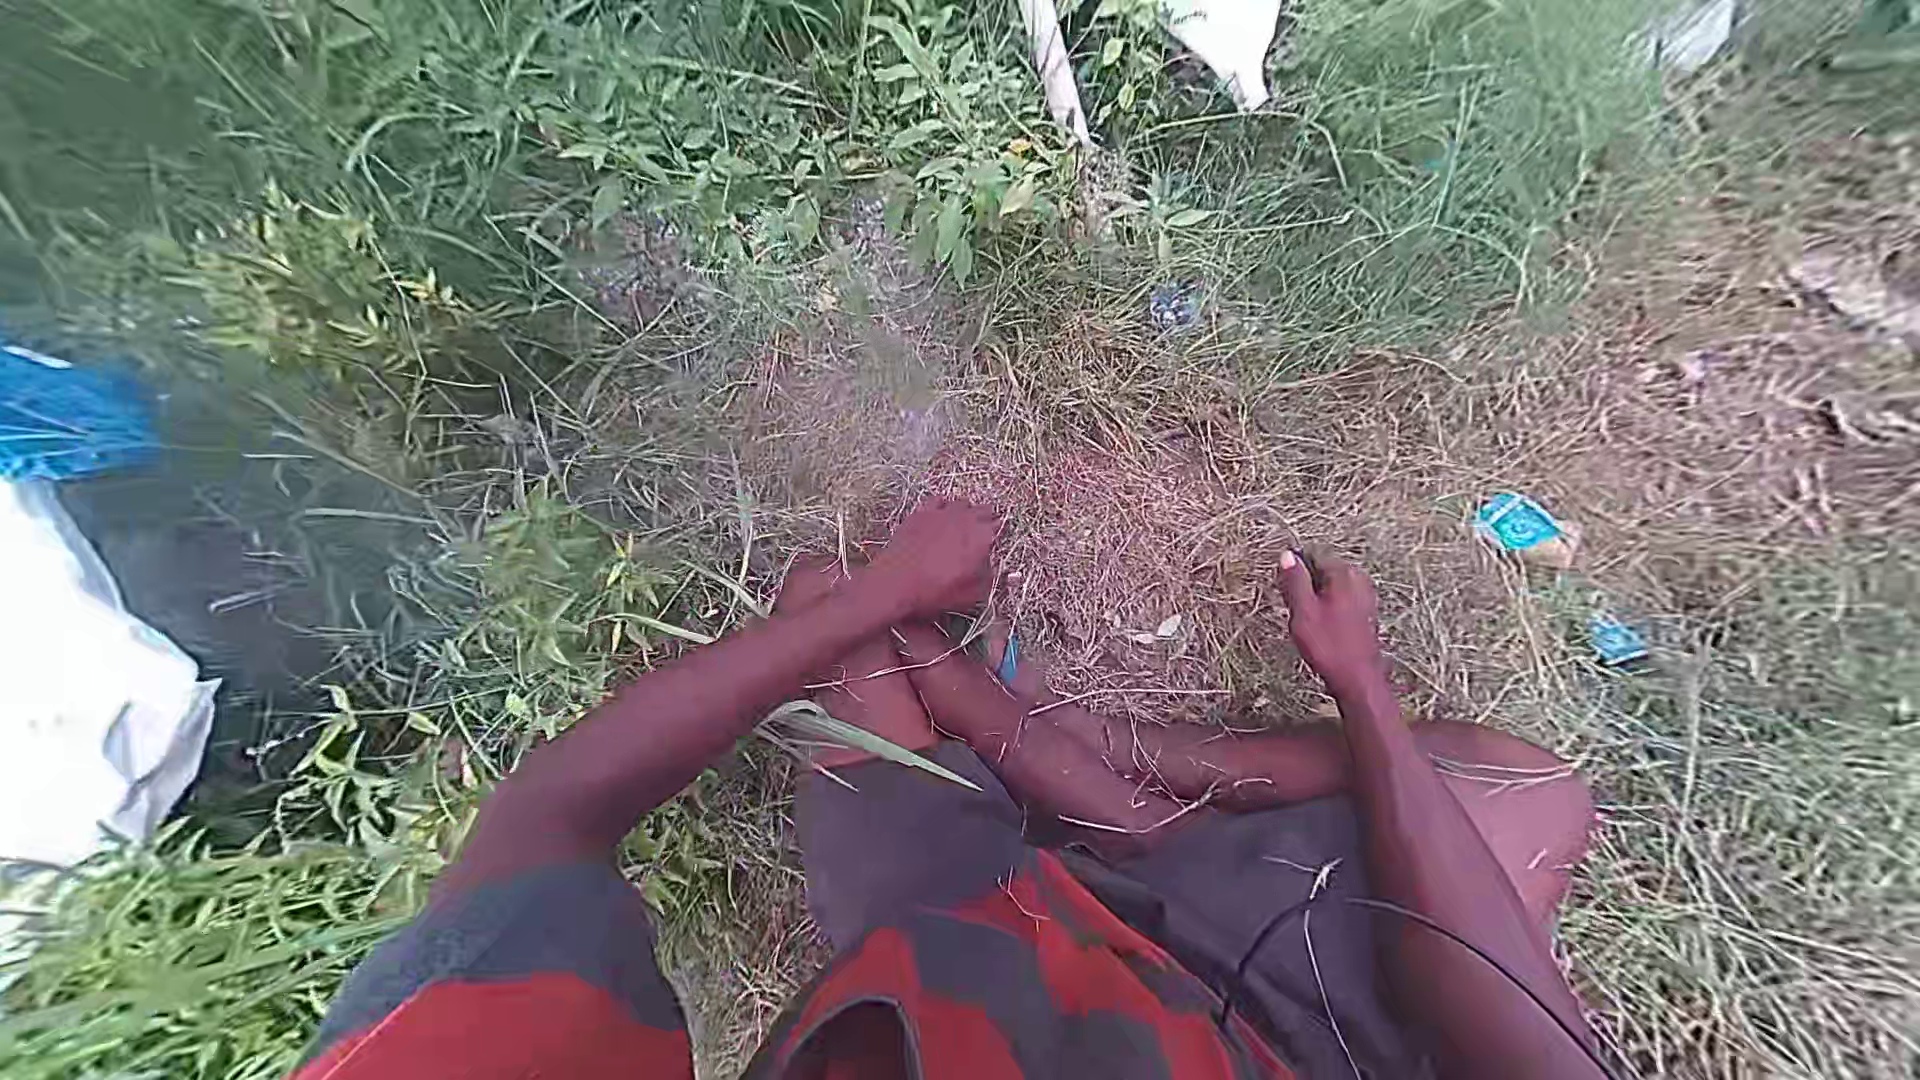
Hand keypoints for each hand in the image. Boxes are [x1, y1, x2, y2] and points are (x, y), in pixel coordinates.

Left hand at [865, 499, 999, 617]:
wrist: (895, 583)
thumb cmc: (935, 591)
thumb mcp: (971, 594)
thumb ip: (988, 577)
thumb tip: (993, 567)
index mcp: (981, 537)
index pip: (998, 526)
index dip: (999, 530)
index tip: (998, 535)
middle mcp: (964, 519)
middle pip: (983, 510)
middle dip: (987, 517)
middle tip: (986, 525)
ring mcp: (941, 513)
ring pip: (961, 502)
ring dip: (967, 509)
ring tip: (966, 518)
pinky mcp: (921, 513)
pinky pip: (937, 500)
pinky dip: (943, 504)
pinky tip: (942, 512)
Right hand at [1277, 547, 1386, 698]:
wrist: (1356, 678)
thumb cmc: (1329, 645)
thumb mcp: (1302, 609)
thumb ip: (1294, 580)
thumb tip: (1287, 556)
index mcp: (1344, 575)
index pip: (1313, 555)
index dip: (1295, 569)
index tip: (1286, 588)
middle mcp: (1358, 580)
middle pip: (1322, 569)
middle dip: (1304, 583)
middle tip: (1294, 606)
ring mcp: (1364, 596)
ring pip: (1329, 585)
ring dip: (1314, 596)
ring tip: (1305, 618)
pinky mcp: (1364, 612)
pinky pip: (1338, 598)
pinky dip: (1325, 606)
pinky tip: (1319, 625)